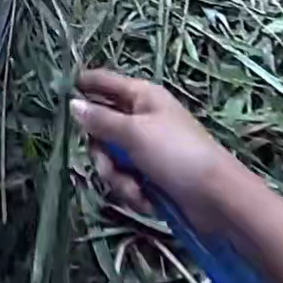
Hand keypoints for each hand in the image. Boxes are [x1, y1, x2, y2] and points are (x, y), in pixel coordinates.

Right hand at [72, 68, 243, 220]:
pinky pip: (125, 176)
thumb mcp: (134, 134)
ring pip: (110, 155)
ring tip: (134, 189)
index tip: (61, 98)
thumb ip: (100, 120)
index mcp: (140, 95)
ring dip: (116, 176)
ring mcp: (146, 145)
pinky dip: (131, 189)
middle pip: (101, 125)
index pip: (102, 81)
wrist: (221, 201)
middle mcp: (141, 116)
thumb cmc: (177, 155)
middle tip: (108, 165)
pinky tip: (145, 200)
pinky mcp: (152, 173)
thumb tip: (72, 104)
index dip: (81, 87)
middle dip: (101, 151)